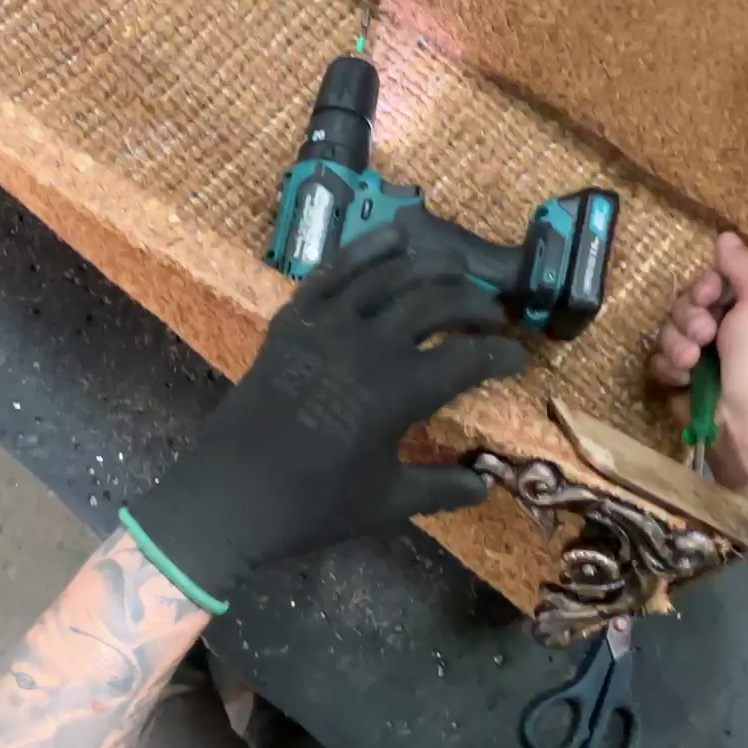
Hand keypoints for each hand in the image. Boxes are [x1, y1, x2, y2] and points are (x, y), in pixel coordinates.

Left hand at [126, 224, 527, 604]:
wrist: (230, 496)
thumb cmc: (312, 506)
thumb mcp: (387, 502)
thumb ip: (441, 489)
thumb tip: (487, 487)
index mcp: (396, 393)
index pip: (467, 360)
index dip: (500, 356)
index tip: (517, 359)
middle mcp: (366, 346)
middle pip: (435, 302)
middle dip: (474, 303)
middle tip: (493, 314)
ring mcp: (325, 327)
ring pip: (387, 275)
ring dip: (429, 263)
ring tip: (457, 265)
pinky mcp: (292, 322)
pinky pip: (332, 274)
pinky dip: (365, 251)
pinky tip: (391, 241)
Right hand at [648, 232, 747, 493]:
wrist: (746, 419)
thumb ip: (742, 267)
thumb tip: (725, 236)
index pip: (712, 283)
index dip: (704, 288)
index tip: (709, 298)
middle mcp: (728, 331)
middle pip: (686, 305)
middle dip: (689, 318)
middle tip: (705, 336)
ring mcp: (703, 358)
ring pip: (668, 333)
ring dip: (677, 345)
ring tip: (693, 363)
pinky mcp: (681, 382)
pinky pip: (660, 362)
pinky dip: (670, 369)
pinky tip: (684, 380)